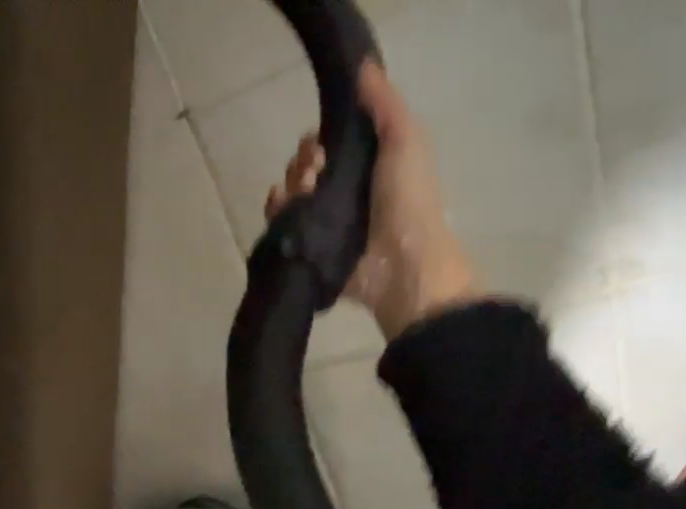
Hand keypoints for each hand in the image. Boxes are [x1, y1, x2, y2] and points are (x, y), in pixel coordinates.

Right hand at [263, 61, 480, 339]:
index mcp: (368, 168)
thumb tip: (362, 69)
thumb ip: (384, 105)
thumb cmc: (408, 199)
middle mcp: (344, 195)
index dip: (320, 139)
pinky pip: (281, 226)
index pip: (331, 146)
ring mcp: (325, 225)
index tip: (321, 142)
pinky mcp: (309, 249)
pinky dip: (277, 212)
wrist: (401, 263)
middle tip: (315, 170)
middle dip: (303, 162)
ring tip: (304, 192)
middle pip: (306, 169)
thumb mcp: (404, 139)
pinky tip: (282, 207)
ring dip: (290, 185)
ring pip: (292, 196)